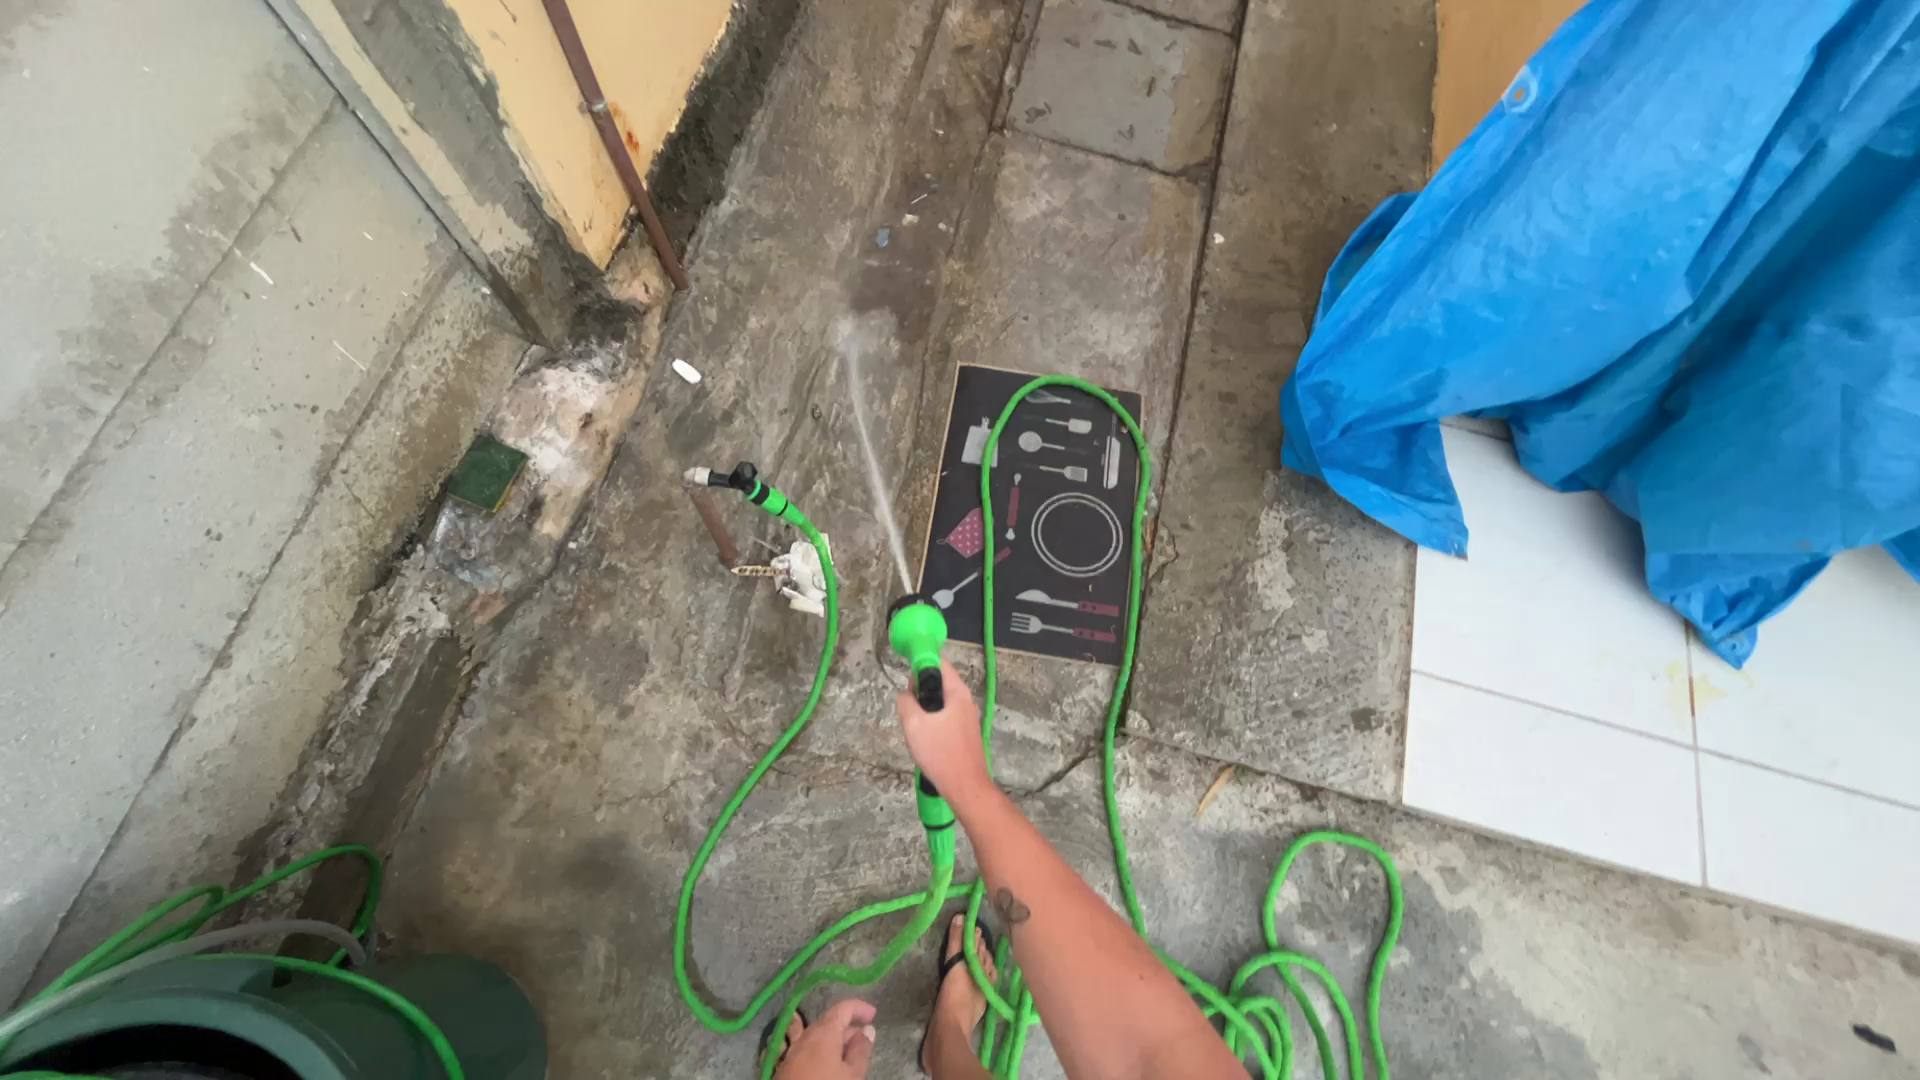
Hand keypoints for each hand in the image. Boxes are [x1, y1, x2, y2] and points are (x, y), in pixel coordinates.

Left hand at [773, 999, 876, 1079]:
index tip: (873, 1015)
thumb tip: (867, 1030)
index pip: (843, 1008)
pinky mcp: (785, 1069)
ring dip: (833, 1042)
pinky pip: (806, 1051)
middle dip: (847, 1028)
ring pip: (816, 1038)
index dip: (859, 1008)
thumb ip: (861, 1051)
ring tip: (846, 1056)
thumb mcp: (852, 1076)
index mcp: (823, 1032)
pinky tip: (825, 1066)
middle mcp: (805, 1037)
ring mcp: (792, 1053)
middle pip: (829, 1023)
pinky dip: (820, 1052)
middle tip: (863, 1042)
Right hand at [895, 659, 991, 803]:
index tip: (906, 680)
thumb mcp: (914, 724)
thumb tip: (905, 695)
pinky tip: (925, 739)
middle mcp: (967, 700)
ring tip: (914, 726)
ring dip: (925, 708)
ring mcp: (969, 717)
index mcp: (958, 692)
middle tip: (908, 706)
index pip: (940, 663)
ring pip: (942, 702)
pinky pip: (947, 717)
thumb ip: (906, 702)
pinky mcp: (966, 733)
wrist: (965, 786)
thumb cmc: (940, 753)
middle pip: (941, 682)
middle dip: (921, 690)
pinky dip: (933, 721)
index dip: (921, 664)